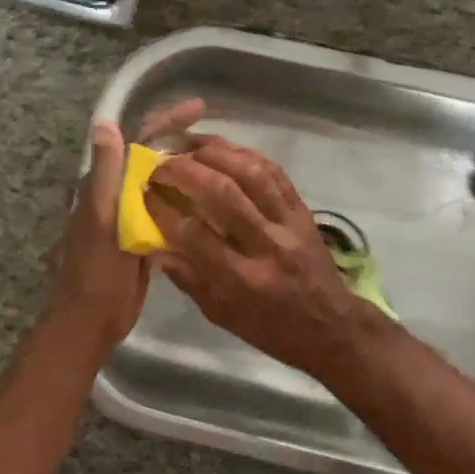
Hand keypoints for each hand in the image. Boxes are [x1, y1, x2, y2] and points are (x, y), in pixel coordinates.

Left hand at [46, 100, 204, 351]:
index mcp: (103, 185)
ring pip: (160, 184)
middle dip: (181, 141)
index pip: (135, 141)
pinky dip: (186, 201)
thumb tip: (104, 123)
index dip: (166, 121)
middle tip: (220, 137)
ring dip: (186, 170)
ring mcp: (128, 216)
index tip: (200, 108)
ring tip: (222, 163)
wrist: (90, 321)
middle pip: (150, 158)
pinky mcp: (141, 238)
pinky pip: (166, 211)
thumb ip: (106, 173)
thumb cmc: (94, 269)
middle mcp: (115, 194)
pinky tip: (211, 202)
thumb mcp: (101, 218)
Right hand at [147, 137, 380, 379]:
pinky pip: (273, 171)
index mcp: (243, 279)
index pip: (195, 234)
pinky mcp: (302, 210)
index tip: (143, 193)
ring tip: (186, 146)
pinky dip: (244, 155)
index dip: (163, 209)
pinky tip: (221, 150)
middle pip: (222, 194)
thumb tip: (155, 245)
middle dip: (184, 172)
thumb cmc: (270, 327)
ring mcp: (289, 223)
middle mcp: (267, 246)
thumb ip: (188, 278)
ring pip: (250, 173)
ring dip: (213, 153)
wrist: (331, 327)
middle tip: (159, 165)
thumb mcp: (221, 315)